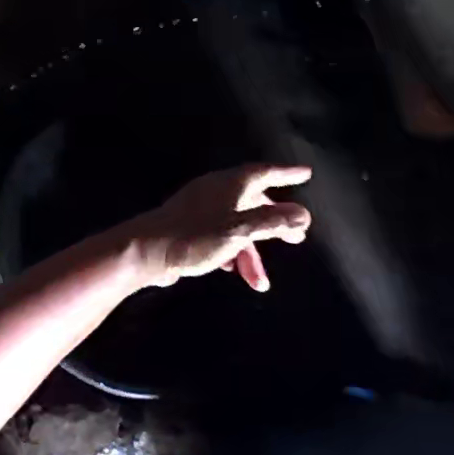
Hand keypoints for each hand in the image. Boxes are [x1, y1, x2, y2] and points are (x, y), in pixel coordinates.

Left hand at [117, 164, 311, 291]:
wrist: (148, 251)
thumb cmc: (194, 236)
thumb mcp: (239, 231)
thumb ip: (271, 221)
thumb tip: (304, 214)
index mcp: (227, 184)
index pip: (261, 172)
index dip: (284, 173)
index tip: (305, 173)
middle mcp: (214, 191)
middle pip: (252, 200)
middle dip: (274, 221)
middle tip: (296, 239)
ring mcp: (200, 209)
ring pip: (237, 226)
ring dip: (252, 252)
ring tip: (259, 282)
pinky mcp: (190, 227)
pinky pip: (221, 236)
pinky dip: (233, 252)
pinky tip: (234, 271)